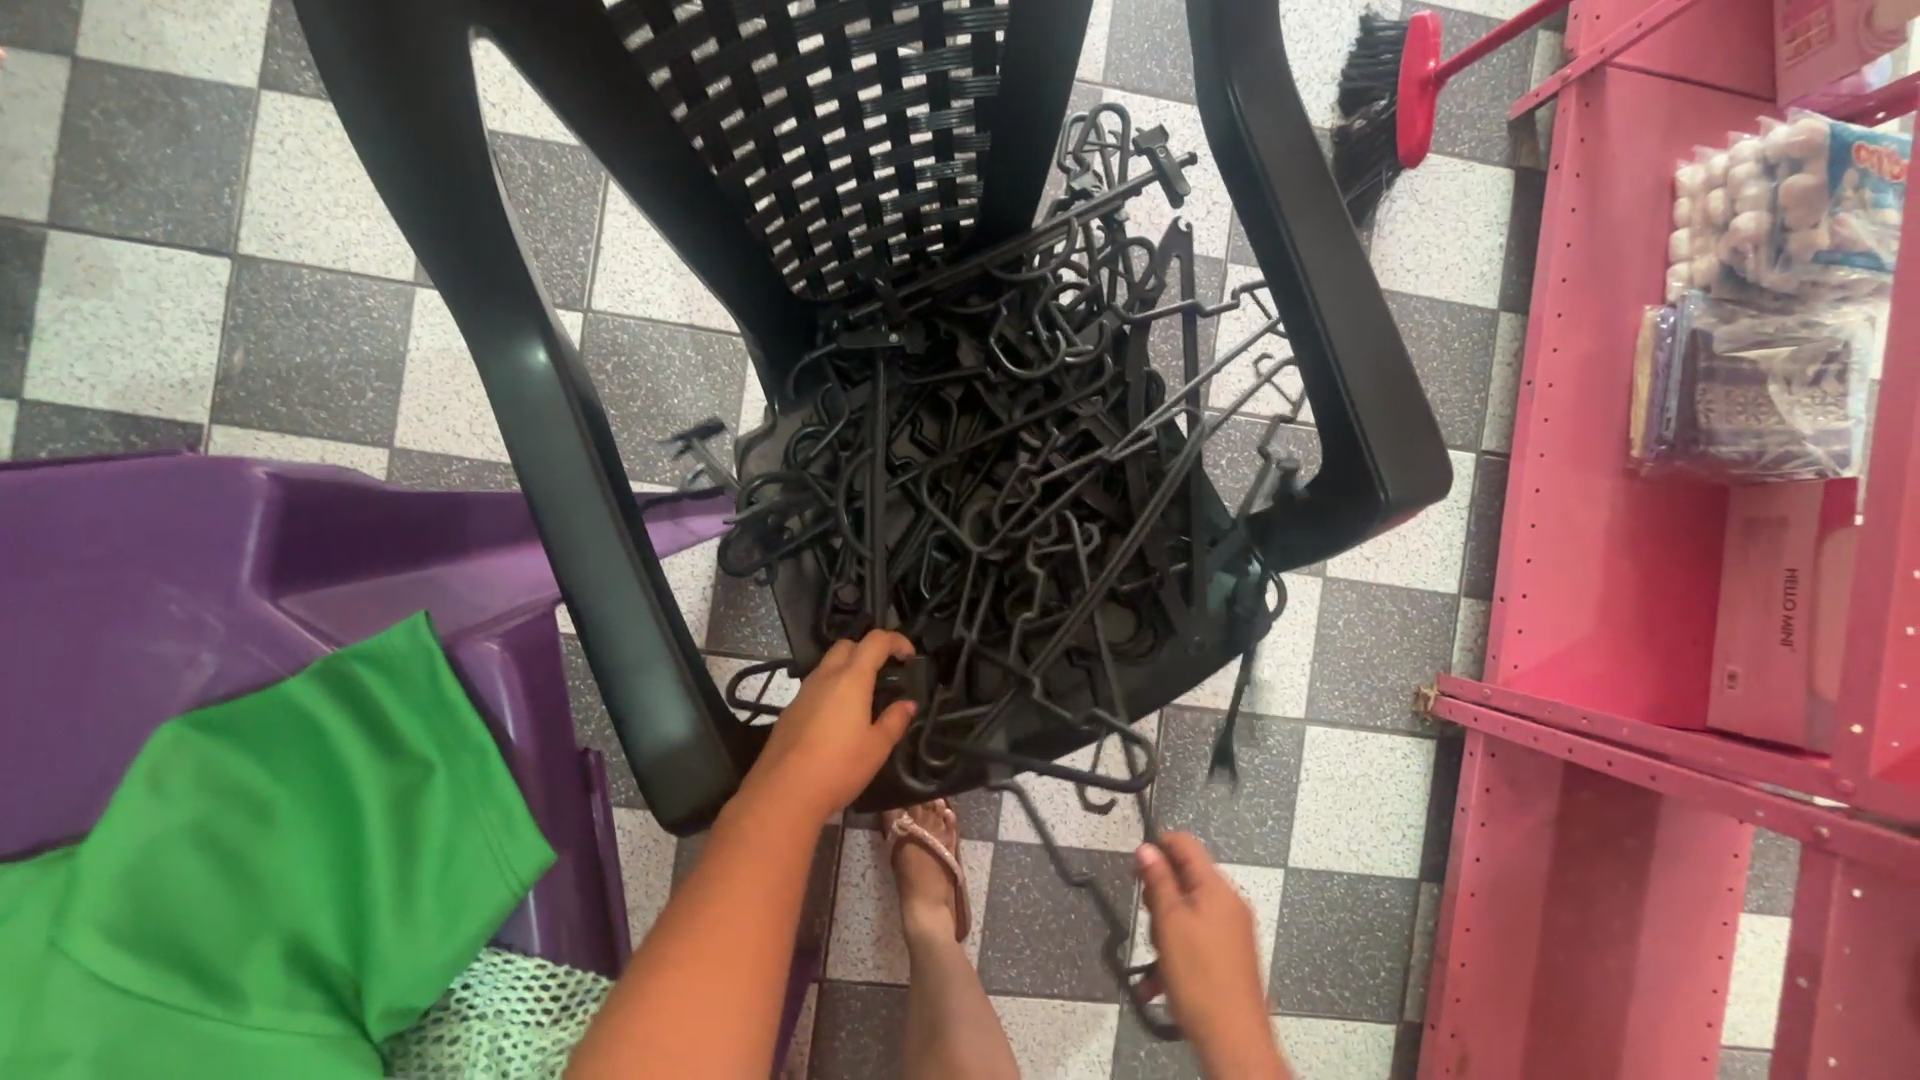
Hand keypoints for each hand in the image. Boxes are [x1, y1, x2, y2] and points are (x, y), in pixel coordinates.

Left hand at [738, 630, 917, 822]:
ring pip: (827, 665)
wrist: (782, 793)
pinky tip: (838, 719)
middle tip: (885, 673)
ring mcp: (803, 693)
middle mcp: (824, 677)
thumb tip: (908, 704)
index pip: (875, 641)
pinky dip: (831, 690)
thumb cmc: (838, 767)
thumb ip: (895, 721)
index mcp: (851, 679)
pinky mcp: (790, 711)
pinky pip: (815, 688)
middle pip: (847, 646)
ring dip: (848, 670)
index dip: (896, 641)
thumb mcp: (877, 747)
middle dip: (868, 650)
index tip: (909, 656)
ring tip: (864, 698)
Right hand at [1136, 833, 1287, 1078]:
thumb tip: (1147, 848)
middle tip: (1148, 921)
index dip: (1158, 847)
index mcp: (1217, 888)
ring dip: (1165, 929)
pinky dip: (1177, 951)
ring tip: (1155, 959)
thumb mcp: (1169, 923)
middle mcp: (1229, 903)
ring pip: (1188, 913)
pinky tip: (1159, 980)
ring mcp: (1233, 931)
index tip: (1136, 869)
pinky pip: (1197, 939)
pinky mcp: (1232, 956)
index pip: (1186, 844)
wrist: (1235, 1039)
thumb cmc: (1198, 976)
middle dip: (1159, 896)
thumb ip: (1158, 881)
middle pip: (1186, 880)